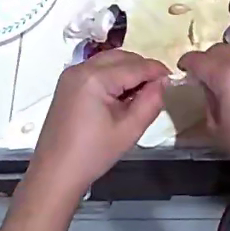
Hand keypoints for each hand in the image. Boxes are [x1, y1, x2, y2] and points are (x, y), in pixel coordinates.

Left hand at [24, 49, 169, 201]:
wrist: (56, 173)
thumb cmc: (93, 154)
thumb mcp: (130, 129)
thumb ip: (151, 101)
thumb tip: (163, 82)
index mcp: (95, 78)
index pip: (135, 66)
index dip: (157, 71)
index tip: (173, 79)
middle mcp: (81, 69)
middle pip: (121, 57)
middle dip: (142, 68)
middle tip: (158, 88)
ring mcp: (71, 75)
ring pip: (109, 60)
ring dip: (128, 70)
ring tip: (141, 93)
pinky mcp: (67, 84)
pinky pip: (97, 69)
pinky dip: (113, 75)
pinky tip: (121, 95)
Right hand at [177, 43, 229, 182]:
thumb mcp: (216, 127)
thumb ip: (208, 100)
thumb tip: (208, 88)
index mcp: (227, 74)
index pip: (198, 59)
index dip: (186, 65)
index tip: (182, 74)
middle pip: (218, 50)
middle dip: (205, 61)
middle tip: (200, 80)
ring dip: (223, 61)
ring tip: (220, 83)